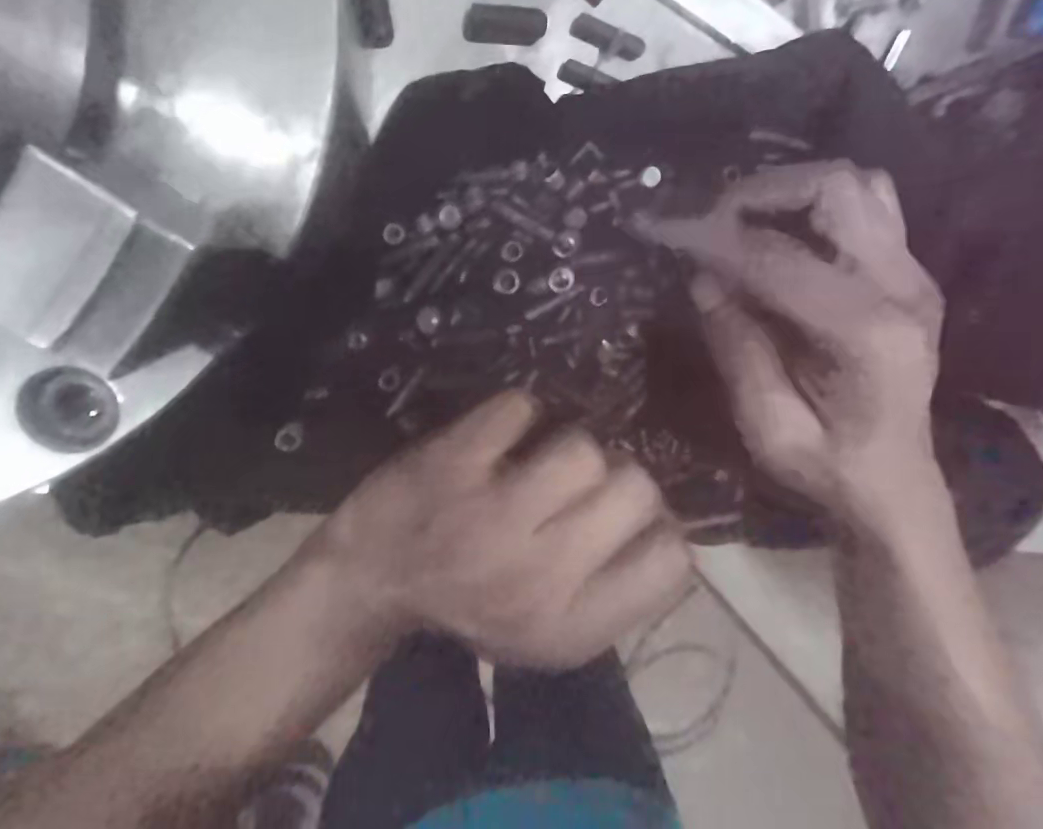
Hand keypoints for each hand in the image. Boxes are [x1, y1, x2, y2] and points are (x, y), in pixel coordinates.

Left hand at [308, 392, 693, 668]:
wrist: (370, 578)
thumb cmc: (467, 604)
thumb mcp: (545, 633)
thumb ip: (611, 592)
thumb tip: (669, 522)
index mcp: (570, 629)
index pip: (671, 564)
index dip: (661, 529)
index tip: (632, 519)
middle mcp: (539, 577)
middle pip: (637, 490)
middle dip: (618, 478)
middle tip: (582, 485)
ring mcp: (493, 516)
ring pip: (583, 448)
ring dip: (568, 446)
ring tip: (541, 461)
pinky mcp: (454, 464)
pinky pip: (521, 409)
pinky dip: (516, 414)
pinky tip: (501, 437)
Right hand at [637, 160, 945, 529]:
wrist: (897, 484)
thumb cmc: (831, 469)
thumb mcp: (769, 430)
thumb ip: (738, 352)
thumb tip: (704, 279)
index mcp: (870, 335)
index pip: (780, 259)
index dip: (715, 240)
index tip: (665, 230)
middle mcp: (903, 289)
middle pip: (834, 189)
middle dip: (756, 195)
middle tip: (706, 225)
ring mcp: (914, 274)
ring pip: (854, 185)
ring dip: (785, 193)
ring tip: (737, 225)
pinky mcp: (909, 273)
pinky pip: (867, 206)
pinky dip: (815, 205)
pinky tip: (779, 235)